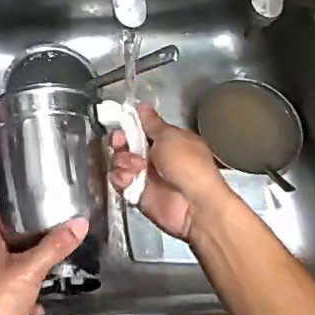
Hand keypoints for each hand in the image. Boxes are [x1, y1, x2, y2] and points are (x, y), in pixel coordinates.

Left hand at [0, 207, 86, 314]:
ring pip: (11, 272)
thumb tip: (79, 222)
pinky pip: (16, 300)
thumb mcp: (31, 268)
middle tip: (42, 226)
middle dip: (21, 236)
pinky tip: (40, 305)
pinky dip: (29, 301)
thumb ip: (54, 247)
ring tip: (48, 263)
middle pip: (3, 244)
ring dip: (28, 270)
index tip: (11, 191)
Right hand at [108, 103, 233, 240]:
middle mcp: (157, 158)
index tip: (124, 123)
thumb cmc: (191, 168)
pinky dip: (121, 178)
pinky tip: (130, 178)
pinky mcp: (139, 194)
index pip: (142, 128)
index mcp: (169, 141)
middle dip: (121, 141)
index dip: (131, 124)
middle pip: (127, 144)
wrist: (195, 206)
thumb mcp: (170, 136)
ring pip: (120, 162)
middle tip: (121, 141)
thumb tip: (144, 108)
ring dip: (123, 161)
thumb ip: (151, 123)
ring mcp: (147, 176)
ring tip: (136, 166)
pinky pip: (119, 182)